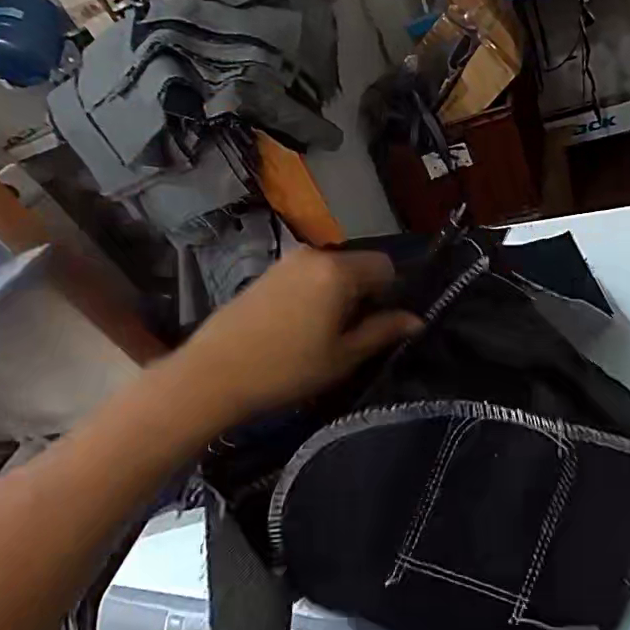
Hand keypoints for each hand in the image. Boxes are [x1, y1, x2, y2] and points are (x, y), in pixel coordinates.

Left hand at [179, 249, 423, 418]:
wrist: (213, 375)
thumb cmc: (288, 369)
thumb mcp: (345, 356)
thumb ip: (384, 331)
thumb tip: (416, 320)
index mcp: (338, 270)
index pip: (386, 266)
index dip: (391, 295)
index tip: (378, 326)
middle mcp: (313, 254)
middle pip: (358, 266)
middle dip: (365, 295)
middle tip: (352, 335)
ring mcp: (286, 262)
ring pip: (332, 272)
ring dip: (340, 296)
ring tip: (324, 335)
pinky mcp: (266, 274)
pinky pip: (308, 277)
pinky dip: (316, 296)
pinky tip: (299, 329)